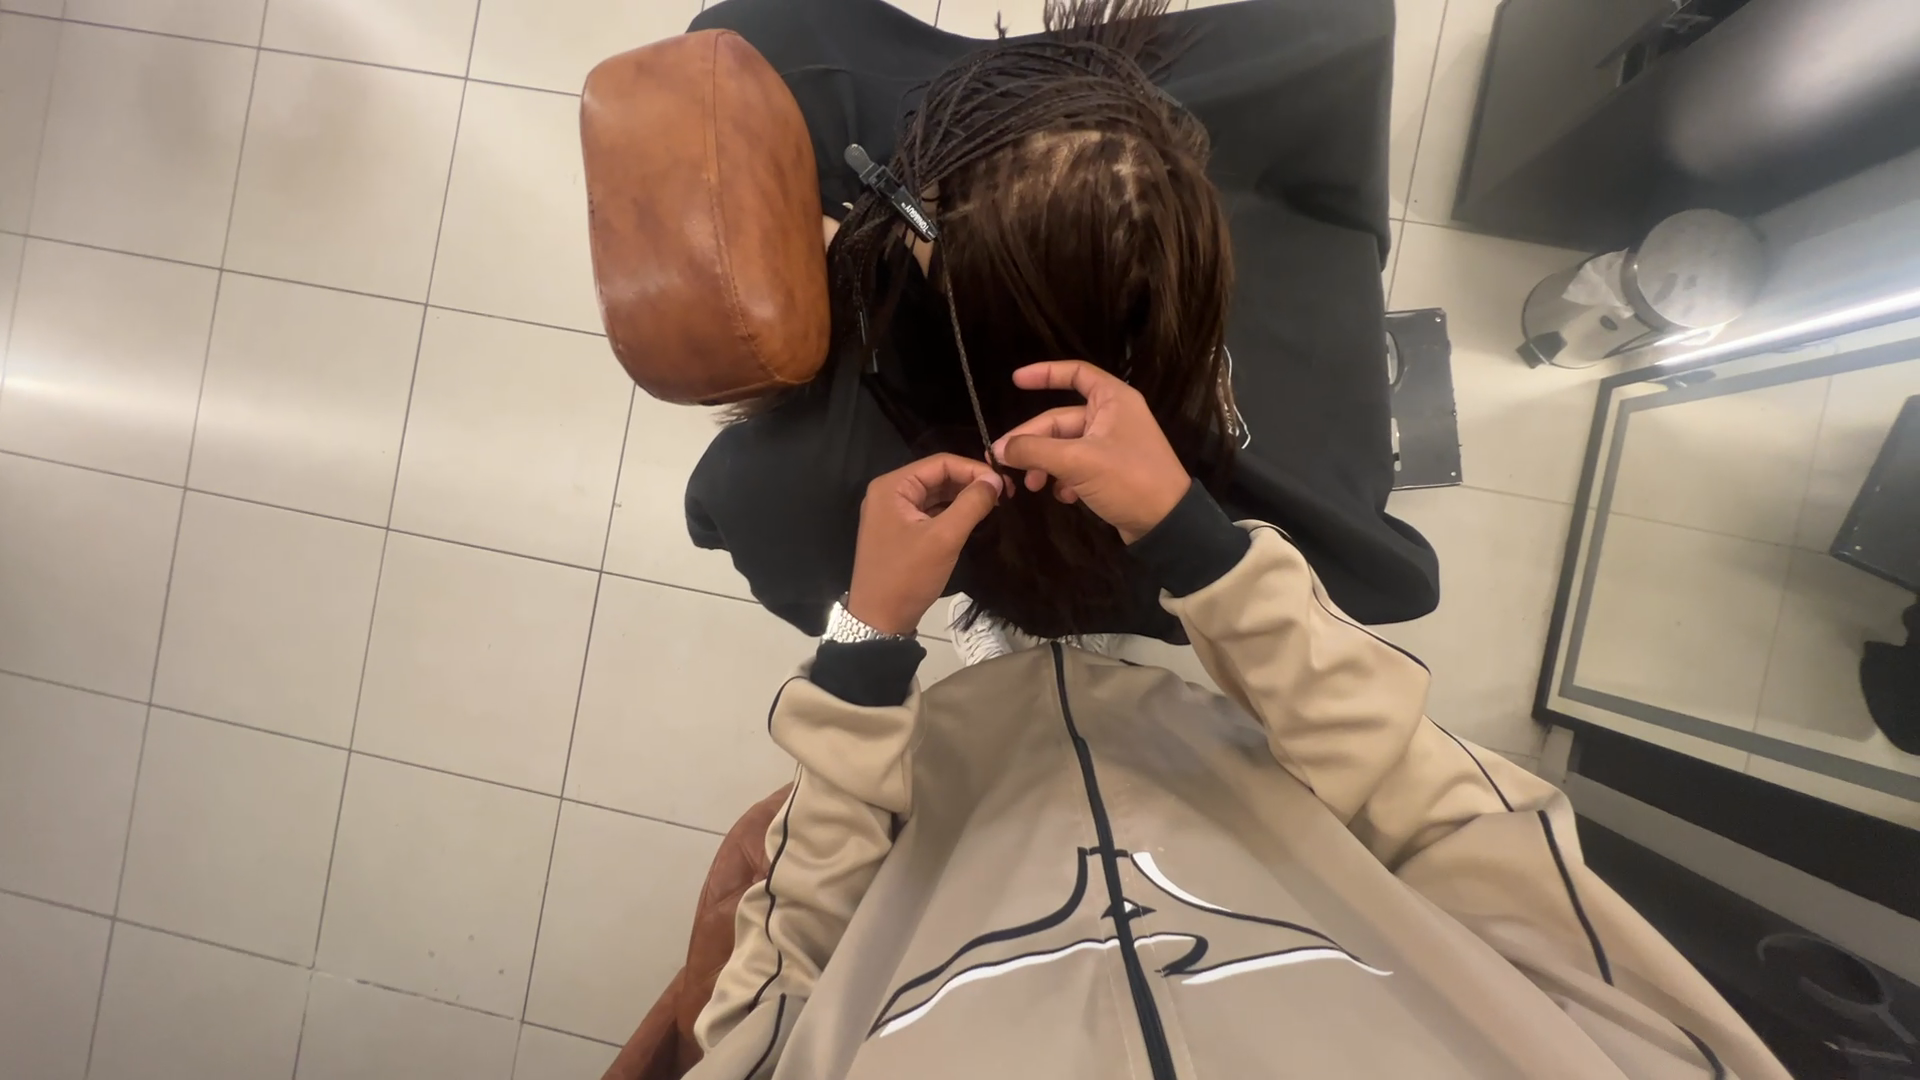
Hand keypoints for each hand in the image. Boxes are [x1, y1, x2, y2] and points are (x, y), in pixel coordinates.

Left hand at [847, 454, 1004, 635]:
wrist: (879, 620)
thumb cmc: (908, 575)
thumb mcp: (944, 538)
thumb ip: (971, 504)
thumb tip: (996, 480)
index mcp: (892, 486)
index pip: (940, 462)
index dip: (974, 469)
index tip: (1004, 483)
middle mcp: (889, 493)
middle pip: (937, 476)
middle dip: (969, 483)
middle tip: (1004, 495)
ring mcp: (892, 513)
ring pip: (934, 495)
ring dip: (962, 498)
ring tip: (993, 505)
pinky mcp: (898, 531)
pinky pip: (929, 512)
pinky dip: (951, 513)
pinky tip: (973, 519)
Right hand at [992, 361, 1191, 543]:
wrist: (1167, 523)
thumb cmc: (1128, 479)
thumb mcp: (1077, 462)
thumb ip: (1034, 451)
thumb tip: (999, 449)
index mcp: (1112, 400)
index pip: (1076, 373)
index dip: (1044, 373)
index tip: (1015, 381)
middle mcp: (1113, 417)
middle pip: (1060, 420)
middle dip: (1032, 441)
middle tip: (1003, 461)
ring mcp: (1111, 445)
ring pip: (1065, 446)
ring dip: (1044, 464)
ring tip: (1031, 485)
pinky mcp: (1110, 471)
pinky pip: (1077, 467)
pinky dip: (1064, 479)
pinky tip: (1062, 496)